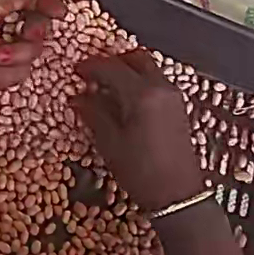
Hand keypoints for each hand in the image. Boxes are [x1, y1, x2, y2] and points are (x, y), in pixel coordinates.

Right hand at [73, 50, 203, 209]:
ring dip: (127, 71)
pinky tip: (124, 101)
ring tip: (106, 88)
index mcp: (142, 94)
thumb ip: (94, 114)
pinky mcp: (178, 108)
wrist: (177, 195)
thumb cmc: (140, 171)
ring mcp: (173, 96)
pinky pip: (156, 82)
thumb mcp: (110, 144)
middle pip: (136, 59)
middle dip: (113, 62)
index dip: (91, 67)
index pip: (112, 68)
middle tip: (93, 75)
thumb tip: (78, 98)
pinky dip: (139, 82)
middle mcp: (161, 88)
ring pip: (148, 68)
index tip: (76, 71)